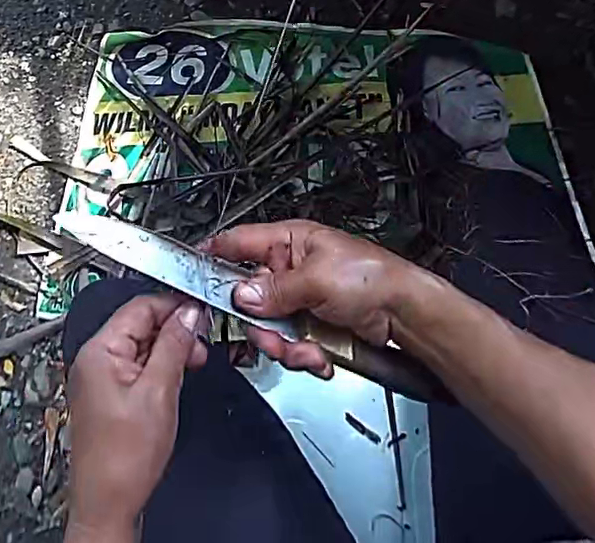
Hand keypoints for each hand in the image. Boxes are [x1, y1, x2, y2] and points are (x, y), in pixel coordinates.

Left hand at [64, 293, 207, 542]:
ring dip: (171, 348)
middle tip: (199, 342)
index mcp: (99, 351)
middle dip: (175, 329)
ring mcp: (101, 378)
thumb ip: (175, 344)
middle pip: (142, 323)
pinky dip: (161, 365)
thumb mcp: (159, 390)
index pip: (141, 306)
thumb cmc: (123, 459)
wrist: (109, 507)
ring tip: (192, 361)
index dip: (174, 307)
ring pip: (143, 344)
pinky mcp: (110, 394)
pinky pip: (139, 364)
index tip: (199, 313)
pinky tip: (176, 376)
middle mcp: (94, 360)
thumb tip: (188, 313)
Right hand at [204, 219, 429, 377]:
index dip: (212, 255)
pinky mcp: (309, 323)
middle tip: (276, 335)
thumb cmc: (371, 276)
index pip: (238, 242)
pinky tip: (319, 353)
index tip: (191, 274)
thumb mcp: (318, 278)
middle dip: (261, 324)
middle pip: (247, 297)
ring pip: (266, 327)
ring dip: (284, 344)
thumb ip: (276, 288)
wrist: (403, 314)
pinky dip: (300, 354)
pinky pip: (287, 344)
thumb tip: (242, 294)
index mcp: (289, 241)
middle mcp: (290, 267)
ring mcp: (298, 297)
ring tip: (307, 346)